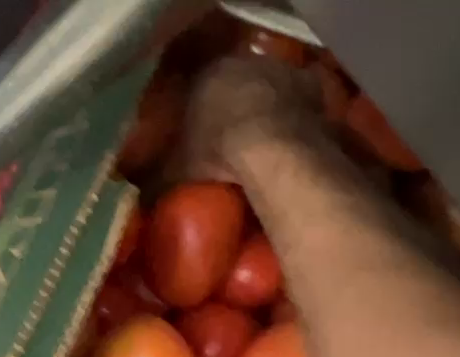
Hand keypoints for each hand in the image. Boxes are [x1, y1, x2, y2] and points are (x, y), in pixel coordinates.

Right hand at [178, 56, 325, 181]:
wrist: (271, 150)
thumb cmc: (217, 153)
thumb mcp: (179, 170)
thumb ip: (164, 173)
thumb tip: (151, 190)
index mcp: (205, 75)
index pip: (196, 88)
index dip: (198, 112)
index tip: (199, 134)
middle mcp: (242, 63)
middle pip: (235, 83)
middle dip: (232, 106)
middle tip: (229, 137)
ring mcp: (278, 69)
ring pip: (266, 87)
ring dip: (264, 108)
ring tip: (261, 141)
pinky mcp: (308, 83)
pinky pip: (297, 98)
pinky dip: (292, 115)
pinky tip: (287, 139)